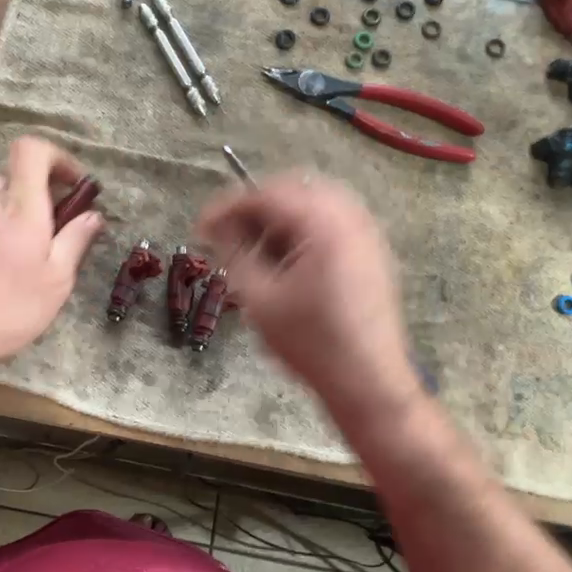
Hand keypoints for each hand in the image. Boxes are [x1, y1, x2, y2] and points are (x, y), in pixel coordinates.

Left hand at [0, 137, 104, 375]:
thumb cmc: (9, 310)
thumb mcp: (57, 280)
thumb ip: (75, 241)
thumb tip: (92, 215)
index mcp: (19, 207)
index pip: (31, 150)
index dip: (56, 157)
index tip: (72, 184)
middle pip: (11, 176)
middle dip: (34, 192)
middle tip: (50, 226)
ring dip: (7, 209)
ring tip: (19, 245)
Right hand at [196, 172, 423, 427]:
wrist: (367, 379)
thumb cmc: (309, 342)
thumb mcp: (259, 299)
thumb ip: (234, 254)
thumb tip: (216, 229)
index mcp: (322, 224)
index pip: (266, 195)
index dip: (227, 208)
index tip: (199, 229)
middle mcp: (350, 218)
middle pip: (292, 191)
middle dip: (254, 210)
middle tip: (224, 237)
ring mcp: (366, 235)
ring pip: (313, 206)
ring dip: (277, 221)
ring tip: (252, 253)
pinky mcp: (371, 254)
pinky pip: (331, 225)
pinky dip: (301, 233)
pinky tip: (283, 264)